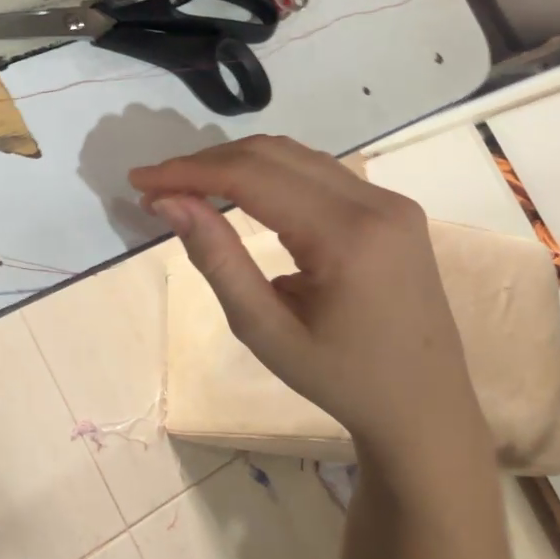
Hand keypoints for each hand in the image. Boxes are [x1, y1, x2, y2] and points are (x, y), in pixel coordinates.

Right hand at [130, 136, 485, 461]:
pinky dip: (264, 173)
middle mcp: (375, 204)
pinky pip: (315, 172)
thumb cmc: (337, 377)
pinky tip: (230, 192)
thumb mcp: (262, 327)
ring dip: (231, 164)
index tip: (137, 182)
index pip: (251, 178)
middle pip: (272, 155)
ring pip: (293, 156)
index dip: (187, 172)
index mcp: (347, 236)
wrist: (422, 403)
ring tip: (180, 188)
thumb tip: (168, 204)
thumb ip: (216, 258)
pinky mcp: (389, 211)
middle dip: (203, 163)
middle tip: (151, 186)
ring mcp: (389, 203)